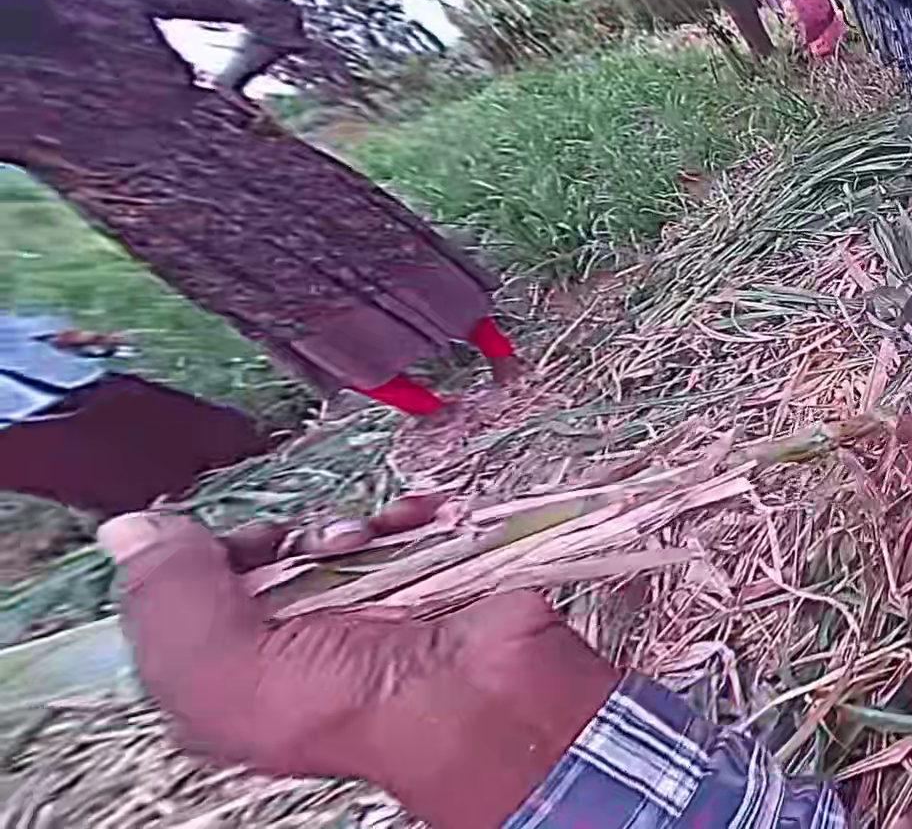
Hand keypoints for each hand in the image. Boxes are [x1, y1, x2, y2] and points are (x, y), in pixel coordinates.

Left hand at [100, 499, 617, 828]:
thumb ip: (176, 600)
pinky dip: (423, 511)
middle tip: (332, 541)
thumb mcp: (226, 671)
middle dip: (309, 535)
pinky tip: (427, 515)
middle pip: (290, 555)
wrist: (475, 689)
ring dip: (372, 519)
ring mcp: (384, 598)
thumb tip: (132, 528)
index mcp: (241, 667)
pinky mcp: (442, 570)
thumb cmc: (347, 704)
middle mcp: (311, 630)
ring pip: (360, 534)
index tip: (253, 539)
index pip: (208, 592)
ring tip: (389, 529)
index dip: (222, 554)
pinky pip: (422, 524)